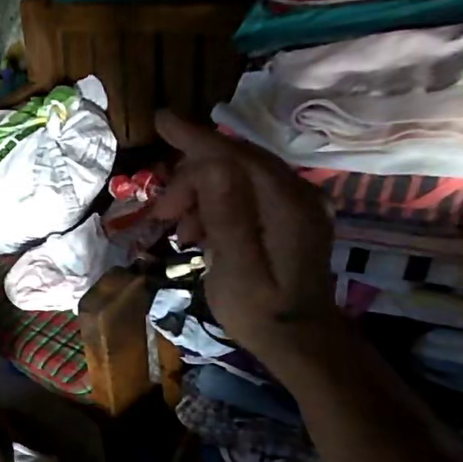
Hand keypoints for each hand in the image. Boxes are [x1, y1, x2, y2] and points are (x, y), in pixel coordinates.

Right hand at [151, 111, 340, 371]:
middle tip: (162, 211)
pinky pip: (250, 191)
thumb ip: (228, 218)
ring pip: (241, 174)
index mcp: (288, 207)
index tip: (160, 119)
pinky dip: (220, 202)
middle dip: (193, 176)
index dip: (196, 139)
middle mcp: (300, 194)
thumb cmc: (262, 316)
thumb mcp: (237, 274)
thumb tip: (212, 167)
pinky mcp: (294, 213)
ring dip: (203, 192)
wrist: (302, 342)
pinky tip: (201, 228)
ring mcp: (301, 202)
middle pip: (238, 161)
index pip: (237, 157)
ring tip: (180, 227)